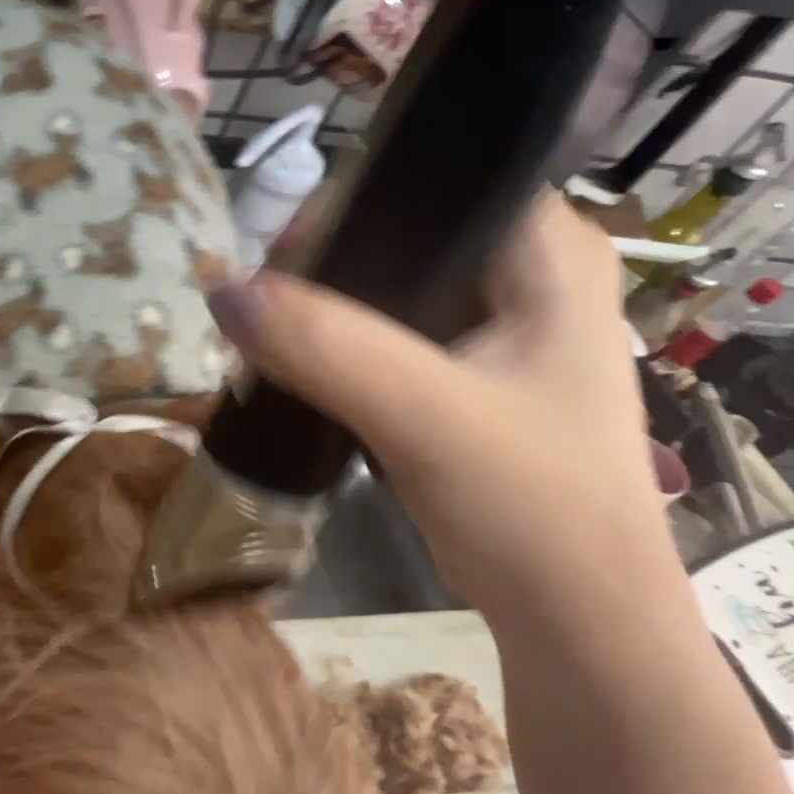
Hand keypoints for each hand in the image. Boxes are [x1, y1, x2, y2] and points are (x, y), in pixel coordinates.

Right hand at [208, 192, 666, 612]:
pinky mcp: (474, 384)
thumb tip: (221, 290)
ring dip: (329, 314)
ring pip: (394, 293)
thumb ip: (324, 348)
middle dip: (327, 268)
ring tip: (269, 342)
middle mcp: (533, 278)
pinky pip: (394, 343)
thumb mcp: (423, 415)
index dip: (350, 205)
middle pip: (406, 236)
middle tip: (261, 313)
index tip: (274, 263)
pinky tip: (303, 374)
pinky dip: (345, 354)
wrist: (572, 613)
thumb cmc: (528, 504)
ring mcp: (504, 334)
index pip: (436, 181)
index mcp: (551, 254)